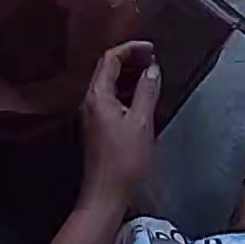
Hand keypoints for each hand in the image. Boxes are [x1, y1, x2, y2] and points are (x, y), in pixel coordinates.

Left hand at [79, 41, 160, 212]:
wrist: (105, 195)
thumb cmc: (123, 161)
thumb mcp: (141, 123)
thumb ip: (147, 93)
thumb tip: (152, 70)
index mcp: (98, 95)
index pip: (110, 59)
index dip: (130, 49)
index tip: (151, 48)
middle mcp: (91, 100)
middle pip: (107, 68)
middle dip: (130, 59)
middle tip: (152, 57)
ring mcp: (93, 113)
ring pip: (110, 83)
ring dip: (129, 74)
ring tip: (151, 72)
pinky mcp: (98, 125)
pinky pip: (112, 97)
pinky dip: (127, 90)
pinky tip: (143, 95)